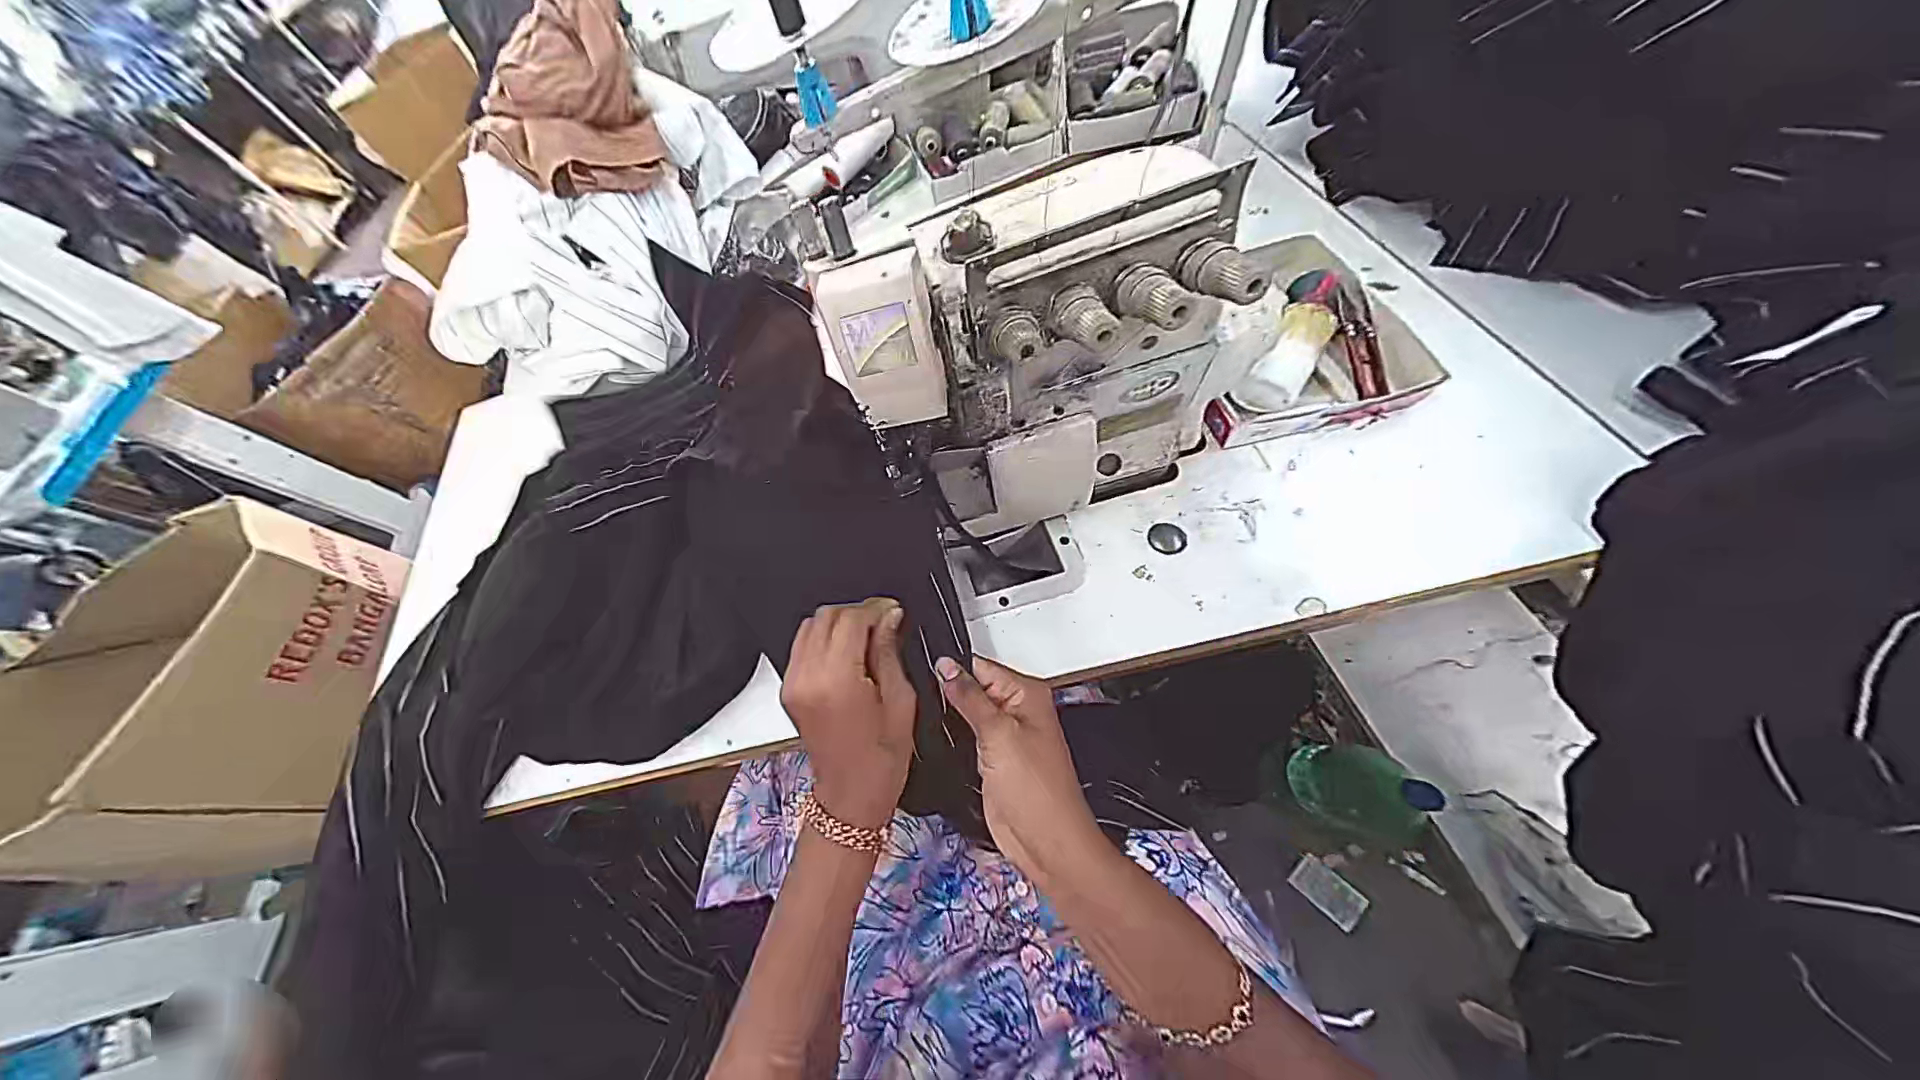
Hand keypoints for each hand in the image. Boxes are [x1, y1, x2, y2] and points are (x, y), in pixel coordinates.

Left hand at [781, 598, 916, 828]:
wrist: (852, 795)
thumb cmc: (880, 758)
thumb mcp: (900, 699)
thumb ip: (889, 651)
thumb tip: (888, 619)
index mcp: (836, 681)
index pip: (850, 619)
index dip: (875, 609)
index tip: (892, 611)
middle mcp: (807, 679)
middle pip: (826, 617)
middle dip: (858, 613)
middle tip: (883, 621)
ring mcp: (794, 684)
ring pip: (810, 626)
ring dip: (839, 623)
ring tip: (866, 637)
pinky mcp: (789, 690)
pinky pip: (802, 647)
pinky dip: (825, 640)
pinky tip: (848, 652)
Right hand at [935, 656, 1105, 879]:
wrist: (1045, 841)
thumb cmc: (1037, 790)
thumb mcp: (998, 733)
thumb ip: (969, 697)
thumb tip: (947, 667)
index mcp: (1026, 693)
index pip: (980, 666)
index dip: (952, 669)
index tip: (924, 670)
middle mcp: (1016, 711)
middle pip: (972, 688)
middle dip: (948, 693)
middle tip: (921, 696)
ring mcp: (1003, 736)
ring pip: (965, 714)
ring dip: (948, 718)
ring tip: (926, 718)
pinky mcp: (992, 759)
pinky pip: (966, 738)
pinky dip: (952, 739)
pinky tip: (938, 739)